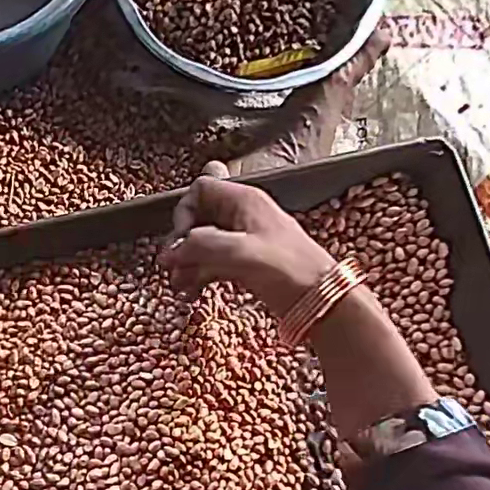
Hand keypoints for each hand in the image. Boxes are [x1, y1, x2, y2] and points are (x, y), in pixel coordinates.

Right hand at [155, 163, 335, 313]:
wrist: (319, 300)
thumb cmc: (288, 269)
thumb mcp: (242, 253)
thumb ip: (202, 246)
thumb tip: (170, 252)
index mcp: (243, 201)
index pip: (200, 189)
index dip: (185, 211)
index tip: (182, 239)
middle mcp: (240, 216)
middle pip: (196, 219)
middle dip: (180, 244)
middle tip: (172, 267)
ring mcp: (241, 241)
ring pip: (200, 244)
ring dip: (185, 264)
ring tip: (178, 286)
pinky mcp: (242, 264)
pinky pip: (209, 264)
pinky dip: (196, 277)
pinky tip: (190, 293)